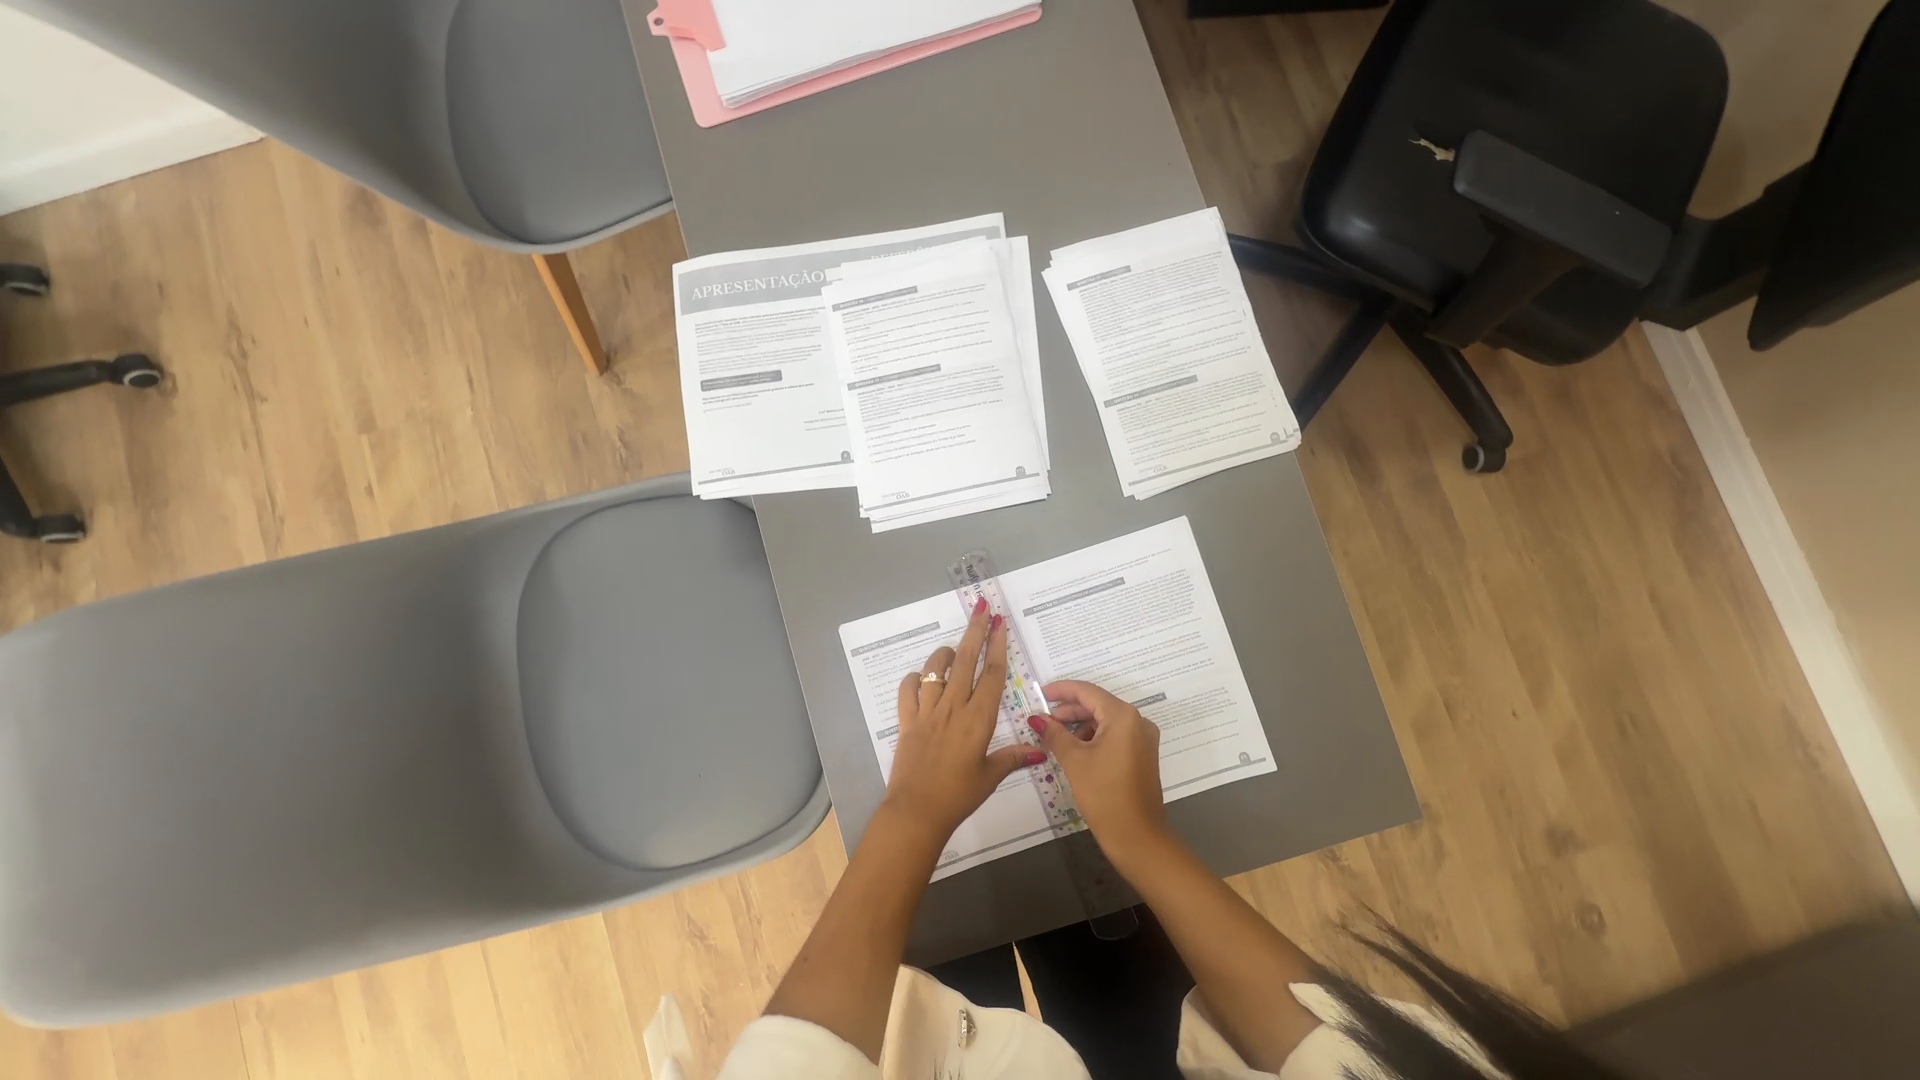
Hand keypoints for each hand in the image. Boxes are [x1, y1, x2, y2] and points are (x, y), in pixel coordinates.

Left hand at [881, 600, 1046, 838]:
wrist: (917, 811)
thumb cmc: (959, 796)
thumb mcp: (991, 776)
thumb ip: (1014, 758)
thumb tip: (1041, 750)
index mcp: (979, 719)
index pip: (992, 674)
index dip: (997, 646)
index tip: (999, 622)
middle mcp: (954, 707)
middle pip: (965, 660)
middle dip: (974, 631)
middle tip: (981, 607)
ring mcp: (927, 712)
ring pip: (935, 669)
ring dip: (945, 653)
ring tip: (953, 647)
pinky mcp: (907, 721)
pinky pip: (908, 690)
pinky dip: (915, 679)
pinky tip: (922, 679)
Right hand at [1027, 681, 1169, 859]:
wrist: (1136, 836)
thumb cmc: (1104, 793)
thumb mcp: (1074, 760)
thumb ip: (1054, 734)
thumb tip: (1037, 718)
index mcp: (1123, 716)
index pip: (1088, 692)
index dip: (1062, 691)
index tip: (1040, 695)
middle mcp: (1138, 721)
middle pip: (1097, 705)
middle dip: (1069, 711)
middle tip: (1044, 722)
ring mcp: (1143, 738)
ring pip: (1105, 721)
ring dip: (1080, 726)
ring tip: (1056, 739)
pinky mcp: (1142, 754)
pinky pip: (1115, 735)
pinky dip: (1094, 738)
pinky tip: (1075, 751)